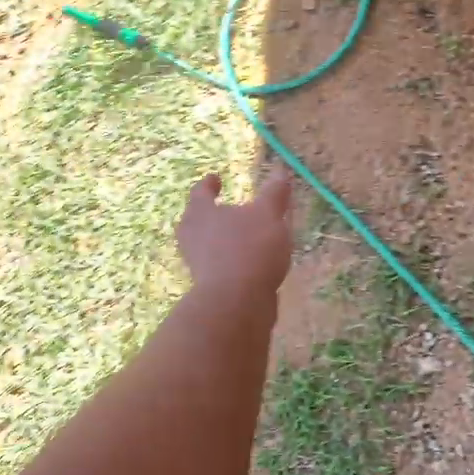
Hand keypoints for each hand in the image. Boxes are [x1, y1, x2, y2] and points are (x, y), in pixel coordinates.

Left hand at [177, 172, 293, 298]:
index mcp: (200, 212)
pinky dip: (231, 260)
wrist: (236, 304)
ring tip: (244, 236)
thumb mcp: (268, 215)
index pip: (200, 191)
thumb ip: (274, 194)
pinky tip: (250, 263)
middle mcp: (192, 235)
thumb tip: (281, 170)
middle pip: (197, 219)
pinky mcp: (208, 286)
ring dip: (223, 238)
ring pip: (207, 244)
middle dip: (211, 213)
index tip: (215, 178)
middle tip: (225, 207)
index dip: (209, 184)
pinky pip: (219, 265)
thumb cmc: (249, 248)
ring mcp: (197, 263)